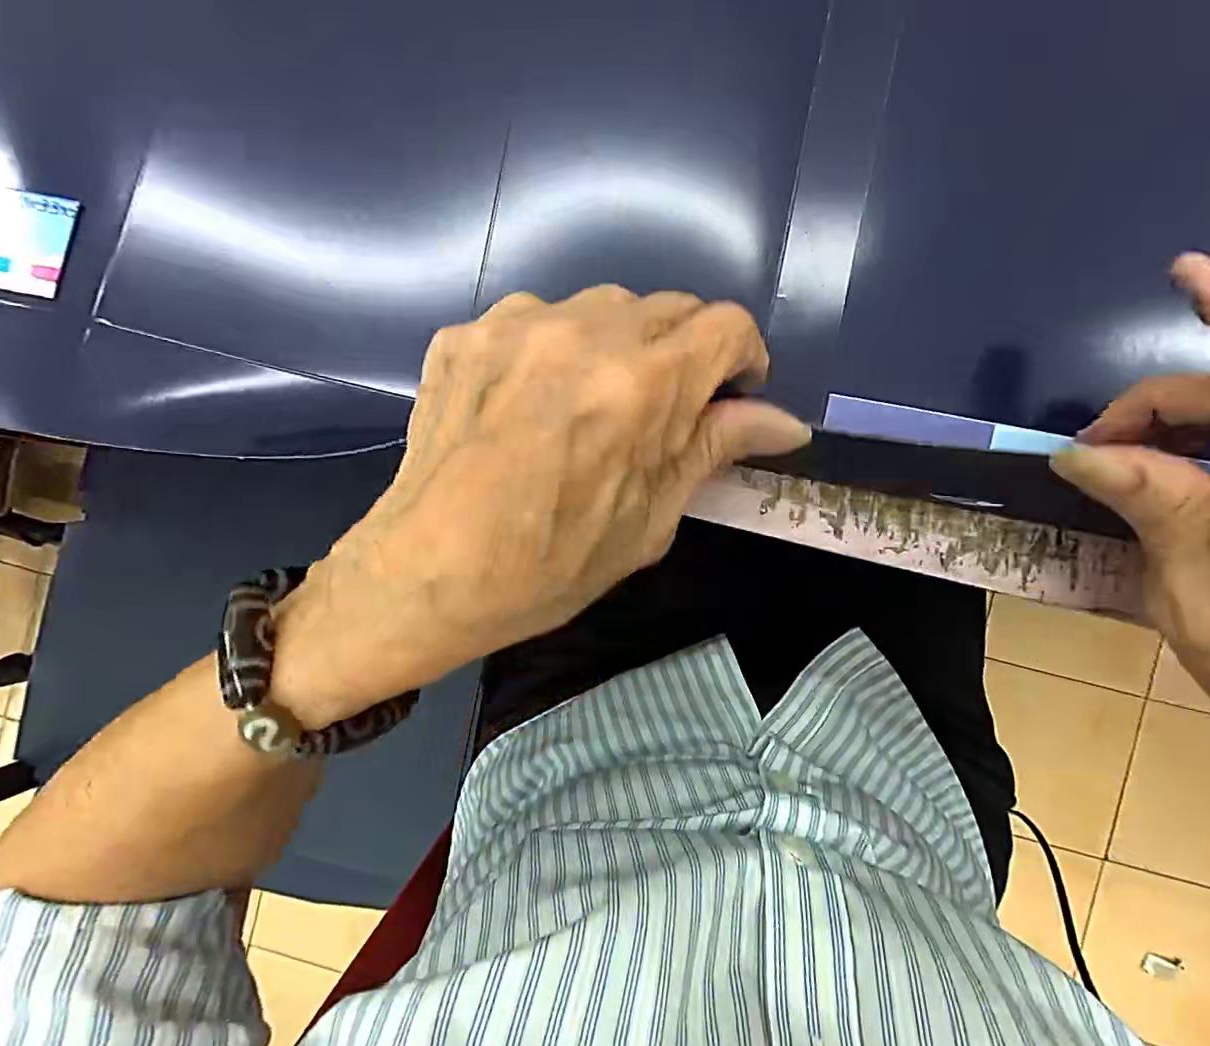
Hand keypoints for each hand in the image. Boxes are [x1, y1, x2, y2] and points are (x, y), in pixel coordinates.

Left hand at [268, 285, 810, 729]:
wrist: (425, 575)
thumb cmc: (545, 569)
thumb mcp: (645, 523)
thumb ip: (711, 451)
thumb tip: (784, 422)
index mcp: (641, 385)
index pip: (726, 326)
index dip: (742, 359)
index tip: (728, 396)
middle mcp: (581, 333)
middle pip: (667, 308)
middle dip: (680, 353)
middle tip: (660, 410)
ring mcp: (514, 326)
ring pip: (599, 307)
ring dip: (614, 345)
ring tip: (588, 404)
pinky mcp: (465, 334)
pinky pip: (533, 321)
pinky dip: (550, 351)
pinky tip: (530, 402)